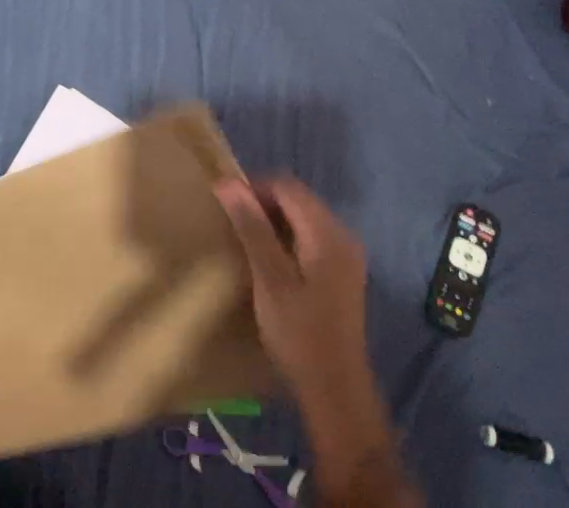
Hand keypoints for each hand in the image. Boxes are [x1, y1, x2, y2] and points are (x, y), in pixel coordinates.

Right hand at [214, 177, 369, 402]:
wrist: (333, 386)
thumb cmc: (298, 331)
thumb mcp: (269, 277)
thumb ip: (251, 227)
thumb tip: (228, 183)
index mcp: (329, 234)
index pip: (288, 187)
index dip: (253, 188)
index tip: (223, 206)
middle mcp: (343, 237)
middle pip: (297, 200)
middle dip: (261, 203)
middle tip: (228, 223)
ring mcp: (345, 256)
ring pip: (301, 218)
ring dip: (270, 221)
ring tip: (242, 240)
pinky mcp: (340, 273)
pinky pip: (308, 237)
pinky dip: (284, 238)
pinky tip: (265, 261)